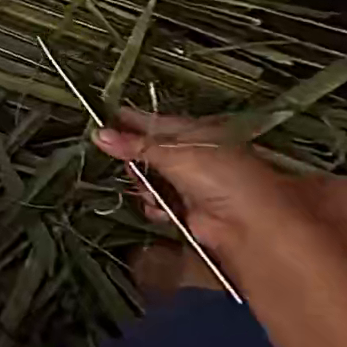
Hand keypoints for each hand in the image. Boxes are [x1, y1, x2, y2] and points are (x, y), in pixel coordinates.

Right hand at [90, 109, 318, 255]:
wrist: (248, 224)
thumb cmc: (223, 178)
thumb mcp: (173, 153)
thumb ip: (134, 145)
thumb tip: (99, 134)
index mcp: (196, 134)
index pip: (153, 123)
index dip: (127, 122)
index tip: (101, 122)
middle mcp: (193, 156)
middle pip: (145, 152)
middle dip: (133, 159)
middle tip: (129, 162)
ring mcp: (189, 182)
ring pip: (146, 178)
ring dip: (143, 185)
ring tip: (150, 189)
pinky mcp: (185, 206)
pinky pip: (154, 200)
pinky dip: (153, 204)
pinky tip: (160, 205)